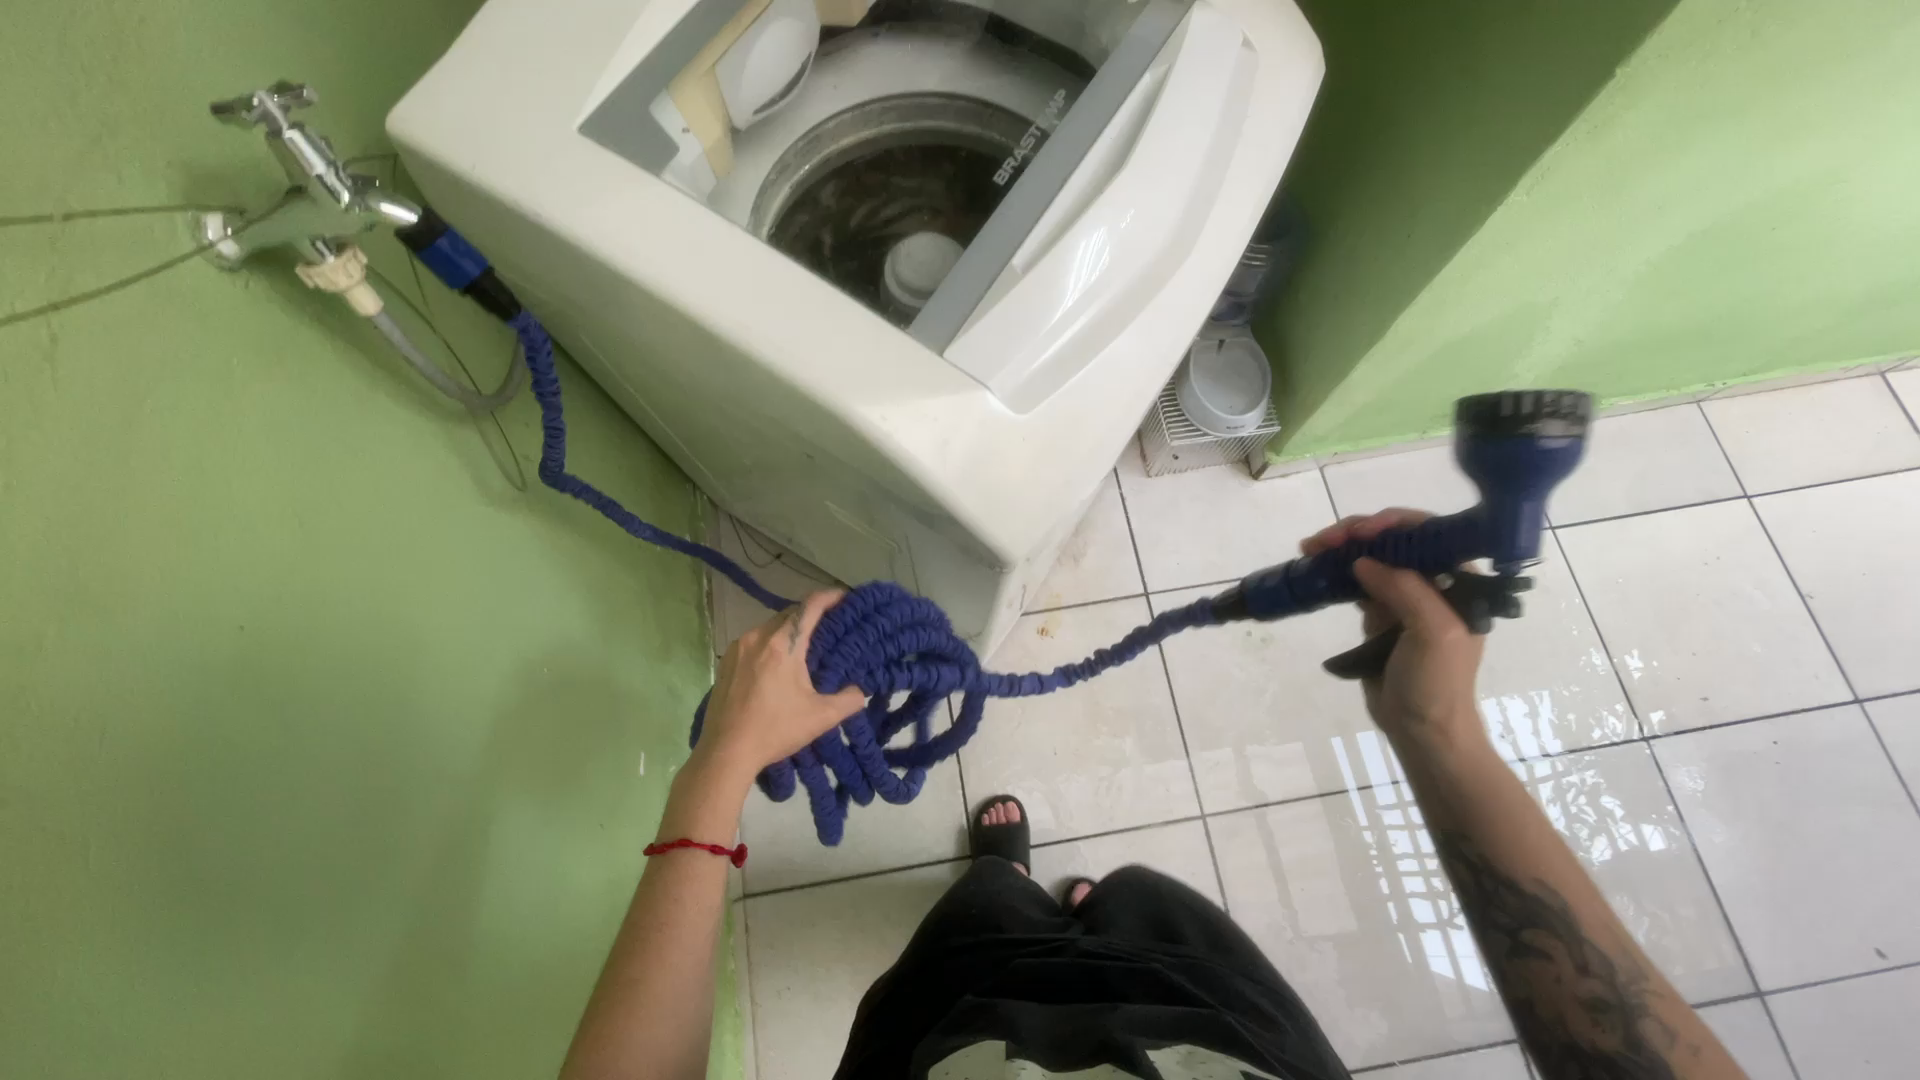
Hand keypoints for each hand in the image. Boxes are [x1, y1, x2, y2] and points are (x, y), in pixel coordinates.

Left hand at [694, 590, 867, 779]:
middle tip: (830, 625)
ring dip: (789, 631)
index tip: (845, 597)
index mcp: (782, 645)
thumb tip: (861, 692)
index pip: (809, 607)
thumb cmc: (774, 730)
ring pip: (769, 627)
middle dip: (810, 614)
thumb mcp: (820, 717)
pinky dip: (770, 644)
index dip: (829, 597)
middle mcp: (757, 638)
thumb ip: (849, 700)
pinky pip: (754, 642)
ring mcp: (737, 649)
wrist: (725, 753)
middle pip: (789, 614)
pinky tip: (777, 665)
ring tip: (806, 646)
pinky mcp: (725, 663)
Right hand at [1301, 510, 1484, 751]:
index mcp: (1460, 582)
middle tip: (1322, 540)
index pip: (1429, 534)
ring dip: (1341, 549)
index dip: (1393, 524)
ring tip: (1310, 548)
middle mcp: (1435, 583)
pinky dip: (1336, 572)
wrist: (1422, 729)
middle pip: (1394, 541)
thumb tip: (1361, 562)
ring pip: (1372, 558)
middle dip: (1358, 534)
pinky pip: (1357, 583)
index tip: (1359, 531)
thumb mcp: (1433, 632)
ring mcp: (1405, 599)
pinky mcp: (1381, 615)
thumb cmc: (1437, 682)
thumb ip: (1405, 590)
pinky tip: (1315, 568)